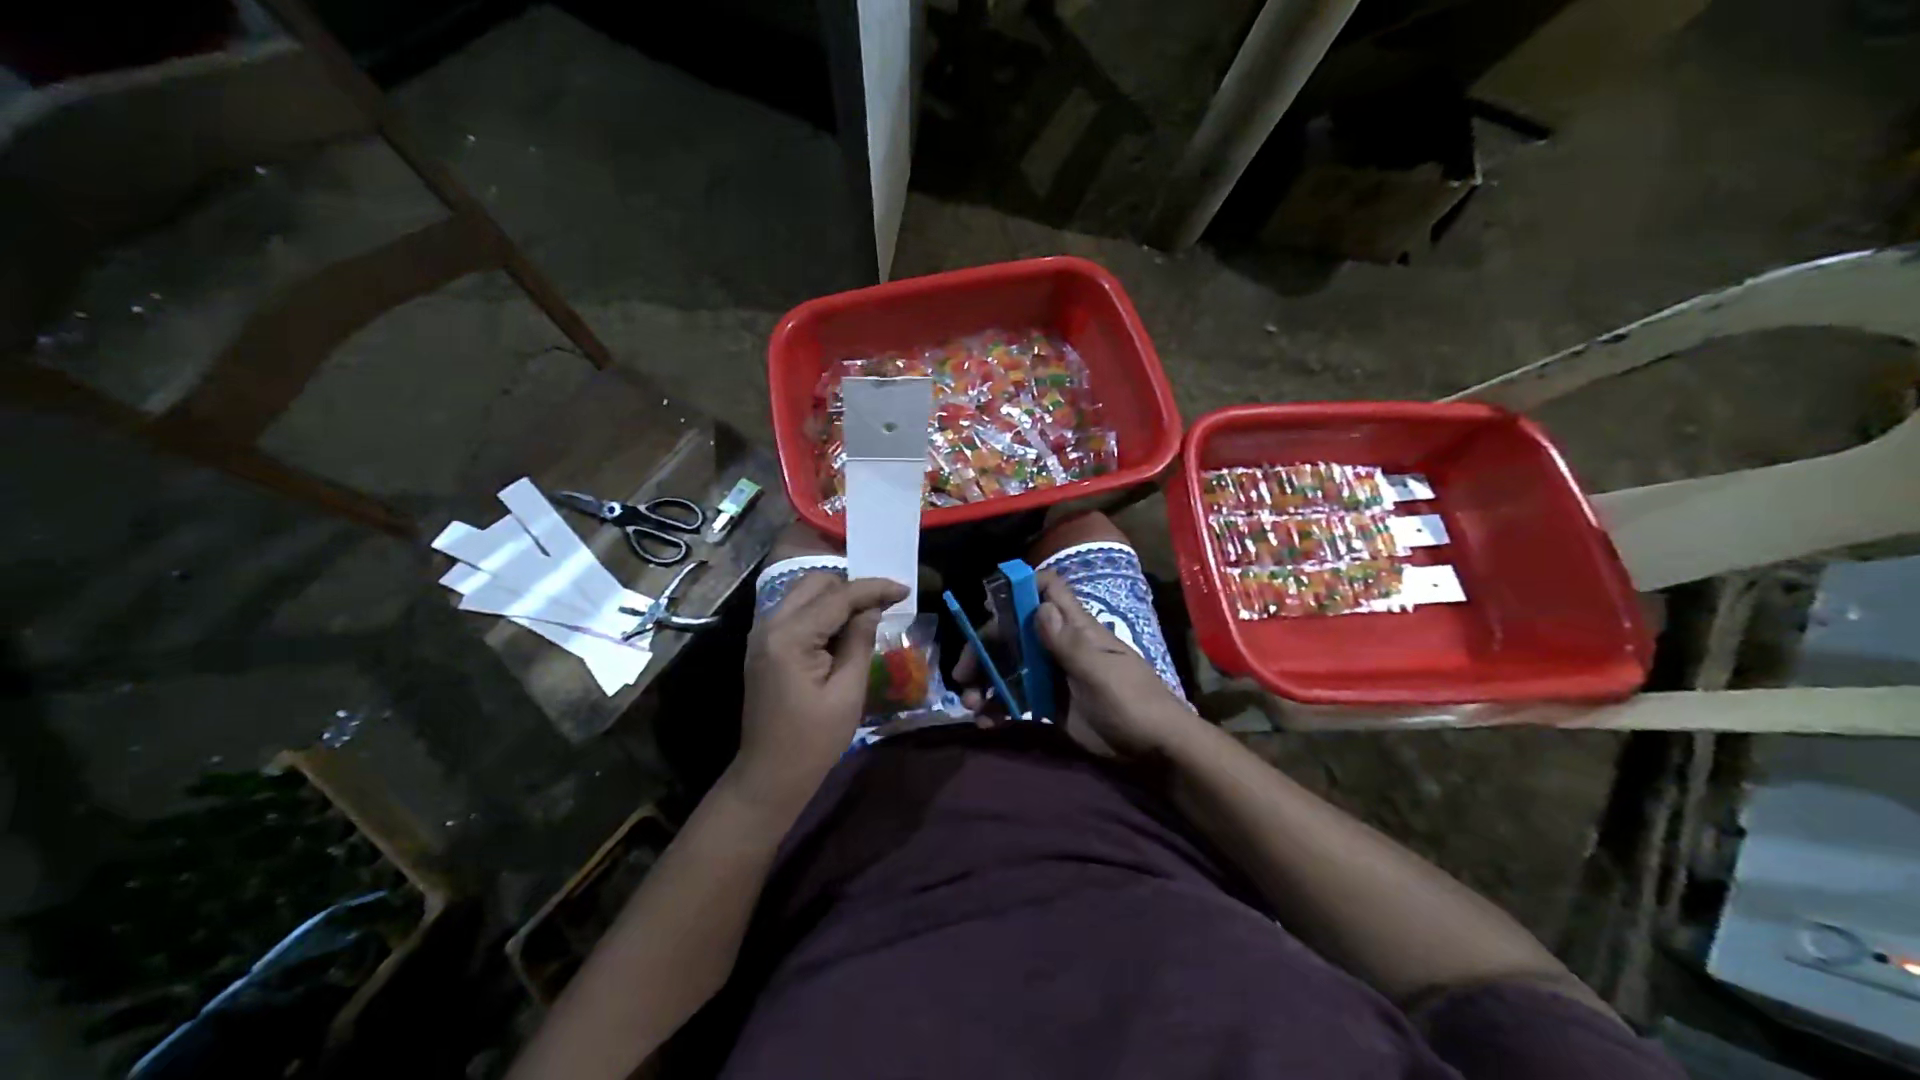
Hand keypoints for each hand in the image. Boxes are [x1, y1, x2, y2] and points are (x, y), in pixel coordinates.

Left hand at [732, 574, 907, 811]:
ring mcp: (762, 635)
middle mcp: (770, 625)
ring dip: (836, 598)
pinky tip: (843, 630)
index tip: (905, 590)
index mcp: (790, 637)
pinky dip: (821, 612)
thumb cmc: (814, 740)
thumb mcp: (848, 692)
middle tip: (884, 605)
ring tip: (868, 616)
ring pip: (803, 594)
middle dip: (852, 588)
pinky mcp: (763, 646)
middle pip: (816, 583)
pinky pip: (795, 613)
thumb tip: (872, 609)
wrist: (770, 775)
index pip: (838, 596)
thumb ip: (860, 642)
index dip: (874, 589)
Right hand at [957, 571, 1197, 761]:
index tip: (990, 600)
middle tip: (963, 674)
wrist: (1156, 751)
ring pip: (1011, 667)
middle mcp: (1059, 647)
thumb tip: (1040, 608)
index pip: (1048, 591)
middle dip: (985, 648)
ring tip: (971, 706)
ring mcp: (1054, 676)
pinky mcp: (1050, 706)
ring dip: (987, 681)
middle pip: (1014, 633)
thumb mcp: (1101, 673)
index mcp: (1076, 629)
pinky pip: (1017, 699)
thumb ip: (1069, 643)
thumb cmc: (1134, 703)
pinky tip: (985, 723)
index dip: (1021, 586)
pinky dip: (999, 708)